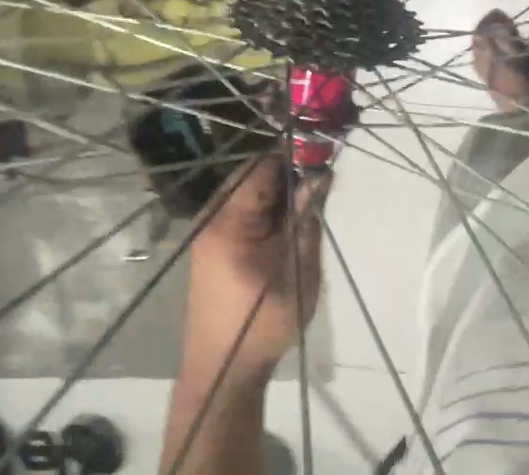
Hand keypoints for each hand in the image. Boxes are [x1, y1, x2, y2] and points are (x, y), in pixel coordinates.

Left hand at [182, 155, 325, 381]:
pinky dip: (263, 207)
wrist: (223, 371)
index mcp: (228, 221)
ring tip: (305, 201)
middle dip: (286, 171)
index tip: (322, 157)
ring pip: (245, 190)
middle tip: (318, 180)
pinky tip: (284, 221)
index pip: (262, 167)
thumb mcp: (297, 269)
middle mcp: (210, 217)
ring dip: (275, 190)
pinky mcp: (210, 244)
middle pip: (251, 174)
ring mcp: (206, 230)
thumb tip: (319, 175)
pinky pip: (239, 209)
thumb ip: (306, 217)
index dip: (293, 157)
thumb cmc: (263, 322)